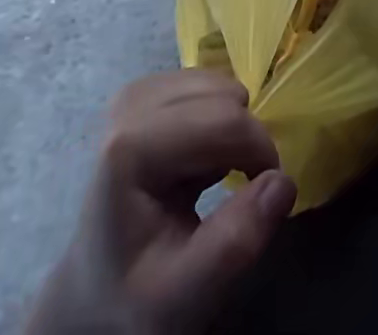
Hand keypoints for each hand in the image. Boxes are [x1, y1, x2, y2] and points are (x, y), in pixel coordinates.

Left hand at [29, 70, 296, 334]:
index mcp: (131, 149)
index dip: (259, 152)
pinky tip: (199, 155)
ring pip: (222, 85)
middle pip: (225, 97)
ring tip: (213, 174)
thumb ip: (237, 242)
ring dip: (233, 129)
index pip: (225, 121)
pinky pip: (209, 85)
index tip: (261, 196)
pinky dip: (220, 116)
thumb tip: (283, 181)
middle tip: (240, 187)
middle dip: (248, 139)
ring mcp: (134, 94)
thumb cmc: (139, 293)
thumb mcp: (189, 293)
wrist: (95, 289)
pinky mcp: (144, 91)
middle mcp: (129, 107)